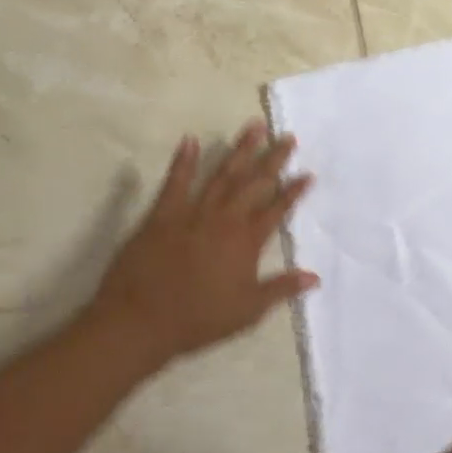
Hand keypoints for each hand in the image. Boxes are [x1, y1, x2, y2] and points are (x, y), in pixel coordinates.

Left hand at [83, 121, 317, 367]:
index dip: (294, 191)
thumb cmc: (197, 320)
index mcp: (247, 240)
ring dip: (240, 150)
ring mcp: (192, 214)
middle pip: (255, 182)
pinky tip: (191, 141)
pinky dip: (183, 162)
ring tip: (254, 127)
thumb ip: (282, 289)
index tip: (308, 174)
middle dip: (273, 159)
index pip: (277, 208)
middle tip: (287, 136)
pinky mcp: (161, 217)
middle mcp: (225, 219)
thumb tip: (315, 278)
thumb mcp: (248, 311)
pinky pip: (175, 184)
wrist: (136, 325)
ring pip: (222, 175)